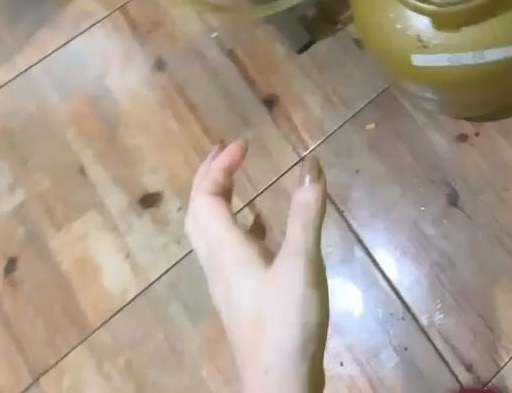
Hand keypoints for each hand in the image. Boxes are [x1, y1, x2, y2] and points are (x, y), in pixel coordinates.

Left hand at [186, 142, 327, 392]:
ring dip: (221, 201)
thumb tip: (311, 163)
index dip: (219, 168)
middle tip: (228, 152)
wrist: (280, 385)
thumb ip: (306, 214)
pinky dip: (242, 227)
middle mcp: (220, 265)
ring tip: (239, 179)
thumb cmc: (286, 322)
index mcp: (227, 252)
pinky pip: (233, 251)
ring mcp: (231, 284)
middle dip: (210, 180)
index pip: (206, 200)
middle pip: (200, 216)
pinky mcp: (246, 298)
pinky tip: (265, 228)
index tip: (243, 143)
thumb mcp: (301, 263)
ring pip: (213, 234)